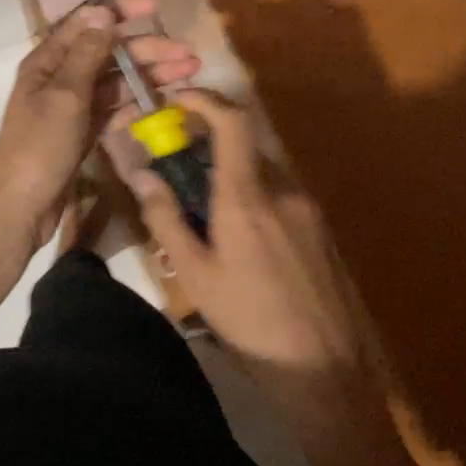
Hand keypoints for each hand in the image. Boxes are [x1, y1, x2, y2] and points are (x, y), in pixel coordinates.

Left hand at [0, 0, 199, 248]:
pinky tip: (163, 103)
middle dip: (146, 49)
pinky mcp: (80, 134)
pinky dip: (135, 104)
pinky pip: (112, 110)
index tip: (156, 8)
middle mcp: (57, 79)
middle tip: (188, 54)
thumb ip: (86, 55)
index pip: (86, 25)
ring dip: (147, 76)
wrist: (21, 206)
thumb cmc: (39, 147)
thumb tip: (102, 12)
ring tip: (188, 73)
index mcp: (46, 63)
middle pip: (106, 54)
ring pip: (114, 82)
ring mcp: (69, 108)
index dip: (119, 13)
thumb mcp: (65, 96)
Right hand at [129, 89, 360, 371]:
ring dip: (229, 178)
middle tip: (175, 174)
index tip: (176, 99)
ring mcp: (307, 210)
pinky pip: (277, 197)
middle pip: (243, 147)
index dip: (204, 100)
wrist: (322, 366)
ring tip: (204, 220)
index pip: (232, 123)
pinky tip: (238, 244)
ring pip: (260, 174)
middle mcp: (282, 192)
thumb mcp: (193, 274)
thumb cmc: (247, 320)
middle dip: (206, 149)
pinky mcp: (319, 230)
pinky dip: (250, 199)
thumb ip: (165, 218)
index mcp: (247, 198)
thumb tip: (142, 174)